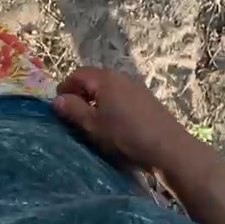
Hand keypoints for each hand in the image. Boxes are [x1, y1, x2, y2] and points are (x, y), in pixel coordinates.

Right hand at [51, 67, 202, 173]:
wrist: (169, 148)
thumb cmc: (126, 135)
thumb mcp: (94, 125)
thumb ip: (73, 110)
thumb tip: (56, 100)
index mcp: (105, 78)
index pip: (77, 75)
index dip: (65, 88)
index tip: (59, 106)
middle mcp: (120, 77)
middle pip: (93, 80)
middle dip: (81, 94)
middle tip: (74, 115)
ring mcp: (136, 87)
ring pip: (109, 89)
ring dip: (97, 101)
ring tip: (94, 122)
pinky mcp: (147, 99)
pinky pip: (122, 96)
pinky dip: (112, 105)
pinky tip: (115, 124)